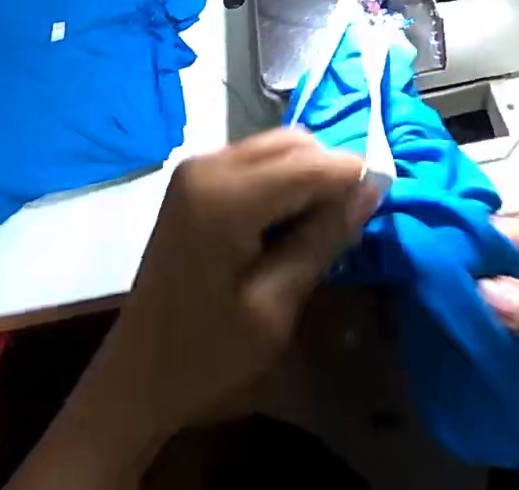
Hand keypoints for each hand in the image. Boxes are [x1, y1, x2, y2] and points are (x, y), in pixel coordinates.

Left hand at [9, 131, 376, 489]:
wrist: (138, 375)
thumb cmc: (207, 353)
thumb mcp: (277, 304)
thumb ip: (325, 237)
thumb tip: (372, 187)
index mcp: (225, 197)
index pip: (311, 163)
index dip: (354, 177)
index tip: (381, 201)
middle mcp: (209, 164)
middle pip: (296, 143)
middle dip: (330, 173)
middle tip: (345, 221)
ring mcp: (199, 166)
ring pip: (280, 144)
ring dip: (309, 174)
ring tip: (317, 224)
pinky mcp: (197, 176)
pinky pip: (260, 157)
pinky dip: (286, 178)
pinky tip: (285, 219)